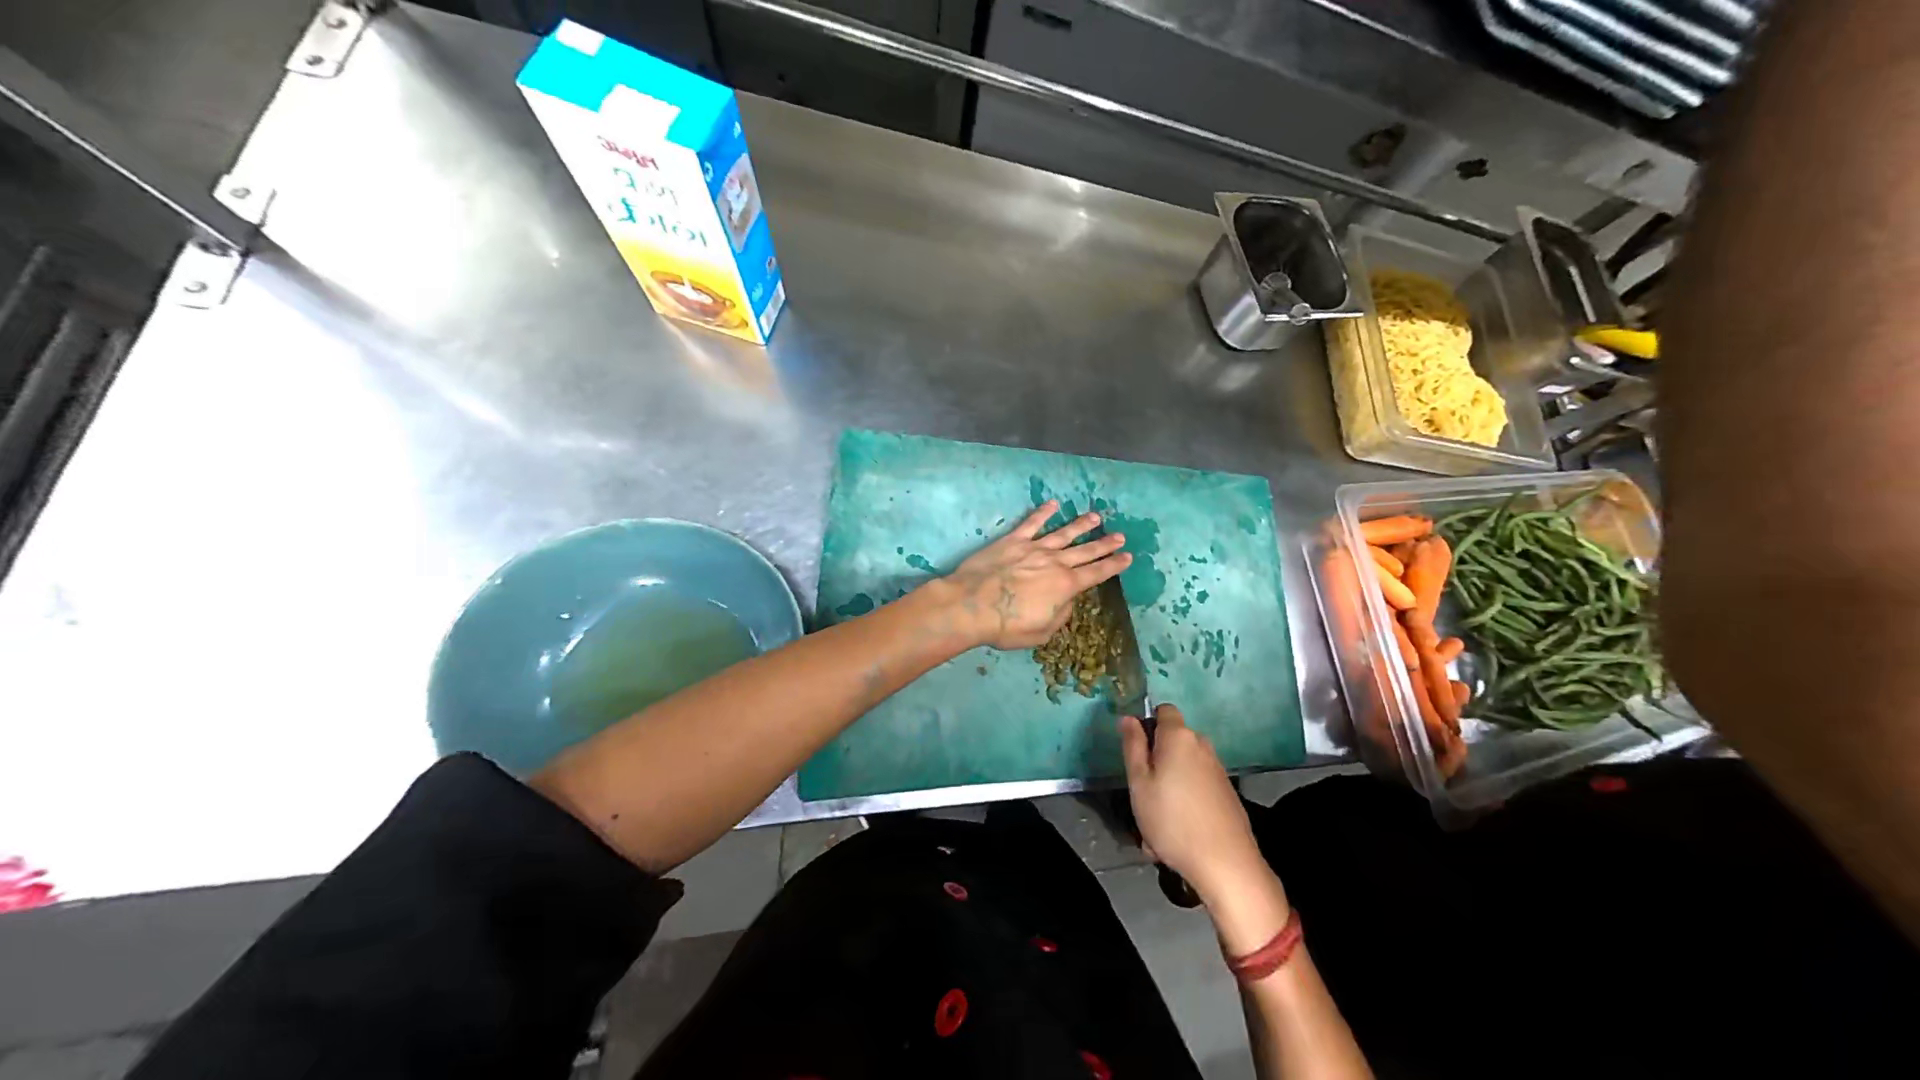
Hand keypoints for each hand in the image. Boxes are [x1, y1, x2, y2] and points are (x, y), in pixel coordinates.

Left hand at [938, 500, 1131, 649]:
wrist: (972, 605)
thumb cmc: (1006, 626)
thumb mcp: (1042, 632)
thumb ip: (1060, 615)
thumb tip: (1068, 600)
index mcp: (1066, 586)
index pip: (1097, 573)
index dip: (1114, 565)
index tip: (1128, 557)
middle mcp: (1055, 562)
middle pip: (1085, 551)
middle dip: (1105, 544)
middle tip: (1120, 536)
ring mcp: (1034, 548)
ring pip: (1063, 533)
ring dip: (1081, 525)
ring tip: (1096, 516)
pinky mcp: (1012, 540)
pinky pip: (1031, 523)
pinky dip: (1043, 512)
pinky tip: (1053, 503)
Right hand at [1121, 705, 1272, 907]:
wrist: (1226, 864)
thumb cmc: (1172, 819)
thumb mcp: (1139, 783)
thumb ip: (1133, 746)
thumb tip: (1129, 718)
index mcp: (1179, 737)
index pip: (1164, 710)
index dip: (1147, 724)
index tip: (1136, 752)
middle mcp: (1202, 746)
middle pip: (1172, 743)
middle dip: (1155, 764)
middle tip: (1141, 796)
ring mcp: (1218, 771)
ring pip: (1182, 771)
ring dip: (1168, 790)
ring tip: (1157, 827)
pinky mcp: (1227, 794)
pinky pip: (1196, 790)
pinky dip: (1185, 804)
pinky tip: (1177, 835)